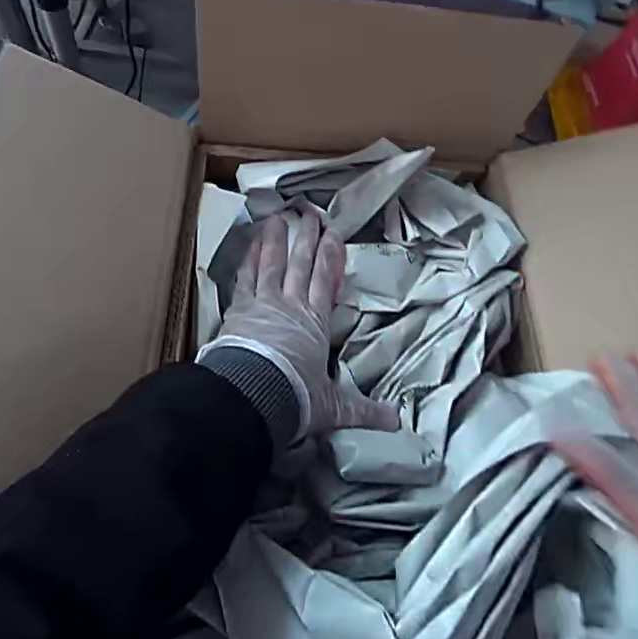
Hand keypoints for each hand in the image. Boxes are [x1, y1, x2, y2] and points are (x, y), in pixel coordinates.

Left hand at [216, 210, 399, 440]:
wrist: (254, 394)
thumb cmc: (296, 397)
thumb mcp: (334, 407)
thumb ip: (364, 410)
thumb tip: (398, 423)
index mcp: (315, 322)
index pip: (326, 281)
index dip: (330, 257)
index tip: (333, 235)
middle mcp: (290, 305)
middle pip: (300, 265)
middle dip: (306, 239)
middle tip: (309, 215)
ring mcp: (263, 303)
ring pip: (271, 264)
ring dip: (275, 241)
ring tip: (277, 218)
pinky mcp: (239, 308)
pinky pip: (244, 277)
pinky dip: (247, 259)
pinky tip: (249, 245)